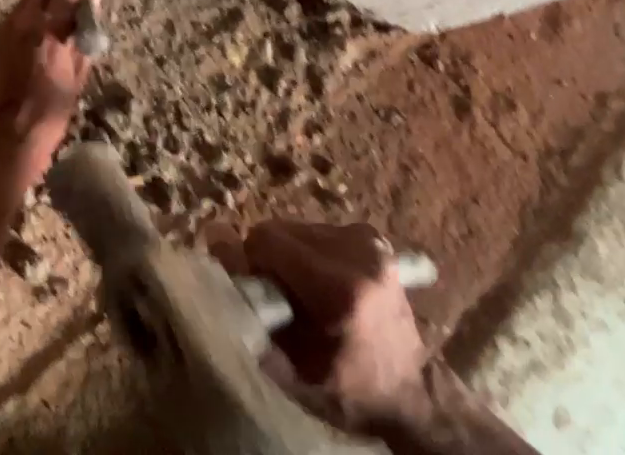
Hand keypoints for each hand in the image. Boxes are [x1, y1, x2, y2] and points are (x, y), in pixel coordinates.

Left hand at [0, 0, 96, 204]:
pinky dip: (31, 5)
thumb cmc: (47, 117)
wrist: (1, 143)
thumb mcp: (76, 79)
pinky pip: (16, 14)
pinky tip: (40, 9)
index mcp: (47, 32)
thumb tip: (92, 3)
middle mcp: (22, 24)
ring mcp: (3, 32)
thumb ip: (84, 37)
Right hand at [207, 220, 428, 429]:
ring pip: (297, 228)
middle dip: (270, 259)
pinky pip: (318, 231)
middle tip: (282, 299)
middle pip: (281, 230)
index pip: (267, 239)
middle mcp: (359, 255)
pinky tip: (323, 283)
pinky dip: (310, 251)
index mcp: (339, 289)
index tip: (260, 295)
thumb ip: (247, 302)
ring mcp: (370, 244)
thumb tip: (213, 236)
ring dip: (290, 255)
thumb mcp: (287, 362)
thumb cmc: (342, 389)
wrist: (410, 395)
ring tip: (305, 294)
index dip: (252, 264)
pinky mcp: (374, 240)